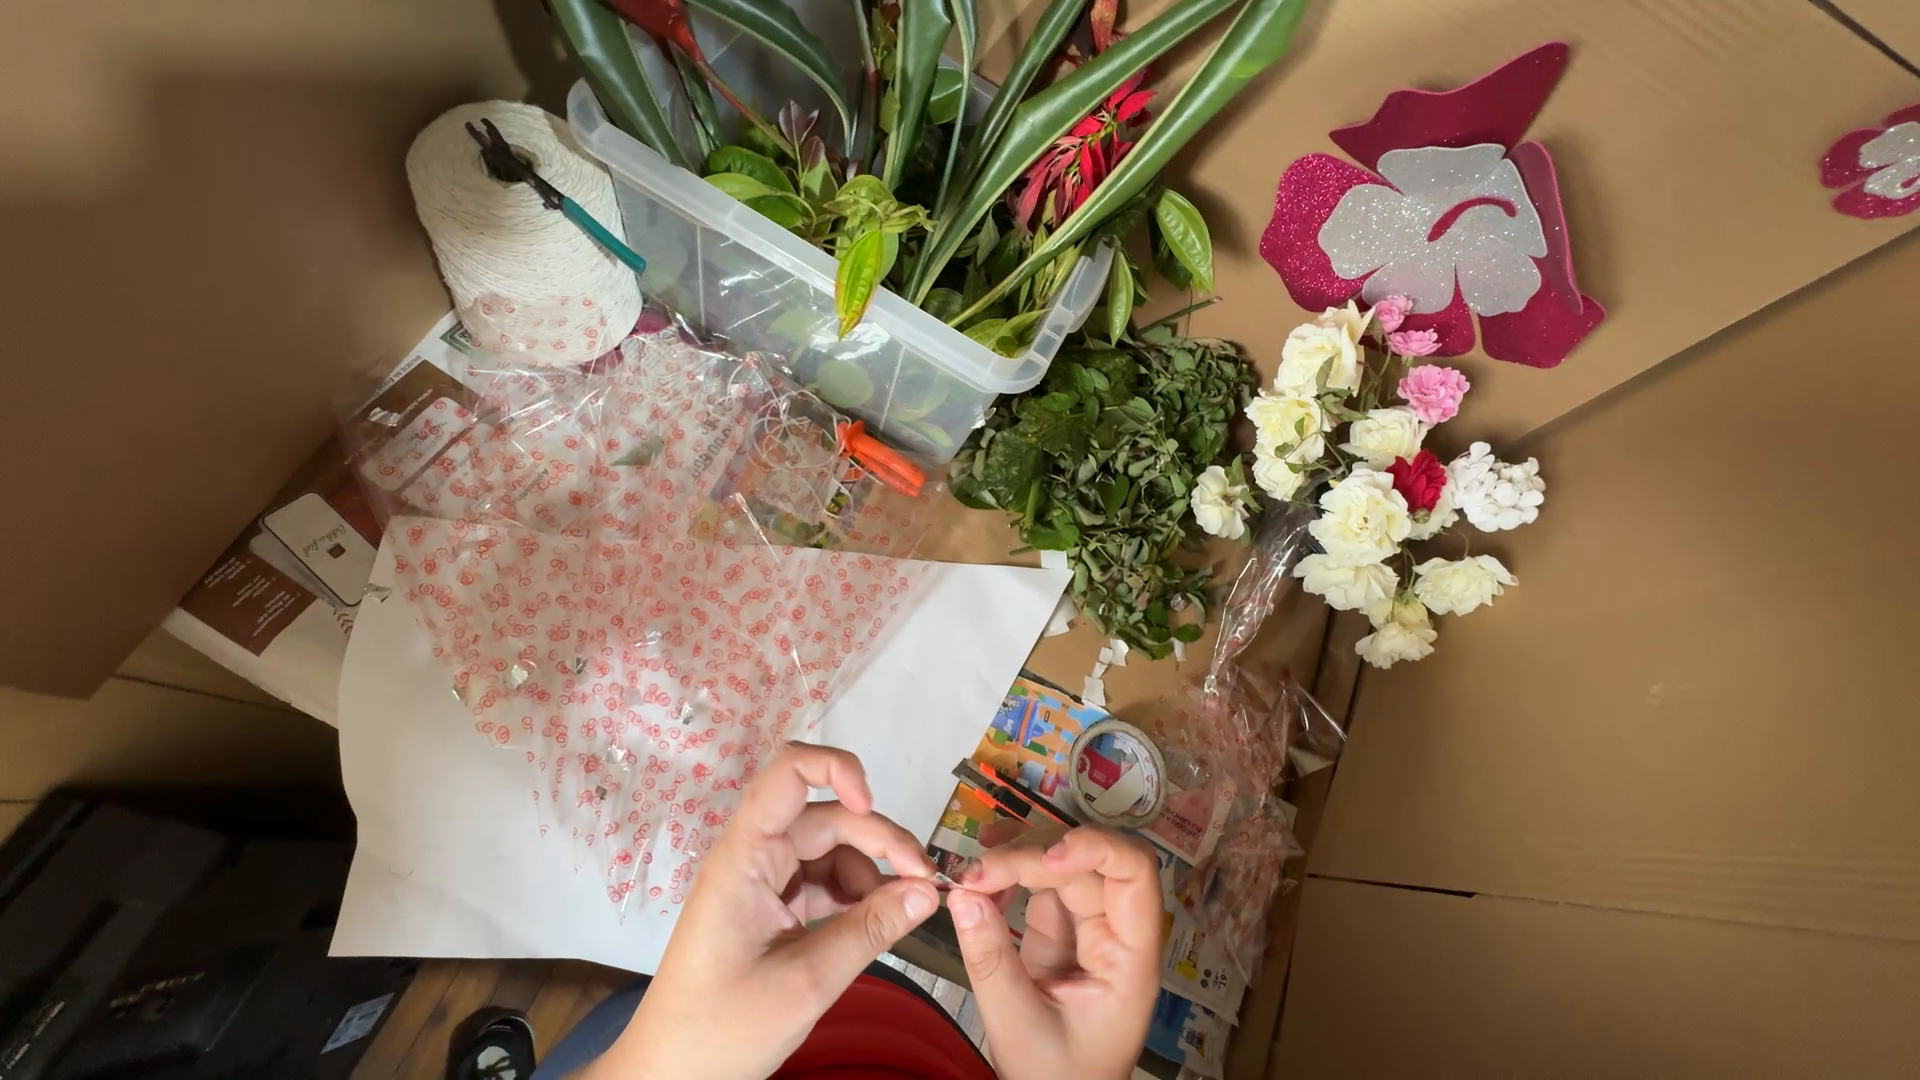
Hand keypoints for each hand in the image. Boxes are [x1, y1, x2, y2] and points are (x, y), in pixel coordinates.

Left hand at [585, 744, 939, 1079]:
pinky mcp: (774, 905)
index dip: (836, 769)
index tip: (872, 806)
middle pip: (827, 816)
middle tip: (925, 880)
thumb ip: (870, 930)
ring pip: (832, 848)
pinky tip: (880, 920)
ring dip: (873, 872)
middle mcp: (756, 854)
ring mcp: (764, 879)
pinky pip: (825, 880)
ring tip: (903, 910)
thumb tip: (929, 891)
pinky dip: (857, 895)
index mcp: (746, 854)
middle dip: (880, 839)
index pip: (789, 772)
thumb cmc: (721, 1031)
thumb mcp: (806, 982)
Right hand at [947, 827, 1161, 1079]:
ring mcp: (1087, 921)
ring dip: (1017, 851)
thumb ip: (990, 959)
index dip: (1096, 848)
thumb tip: (962, 894)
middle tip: (978, 870)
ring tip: (973, 865)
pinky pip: (1037, 878)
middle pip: (1086, 861)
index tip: (1048, 858)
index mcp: (1130, 955)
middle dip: (1032, 853)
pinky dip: (1008, 869)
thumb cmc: (1055, 1078)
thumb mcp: (1018, 1027)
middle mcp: (1114, 927)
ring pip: (1061, 859)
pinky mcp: (1059, 923)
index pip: (1134, 873)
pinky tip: (980, 876)